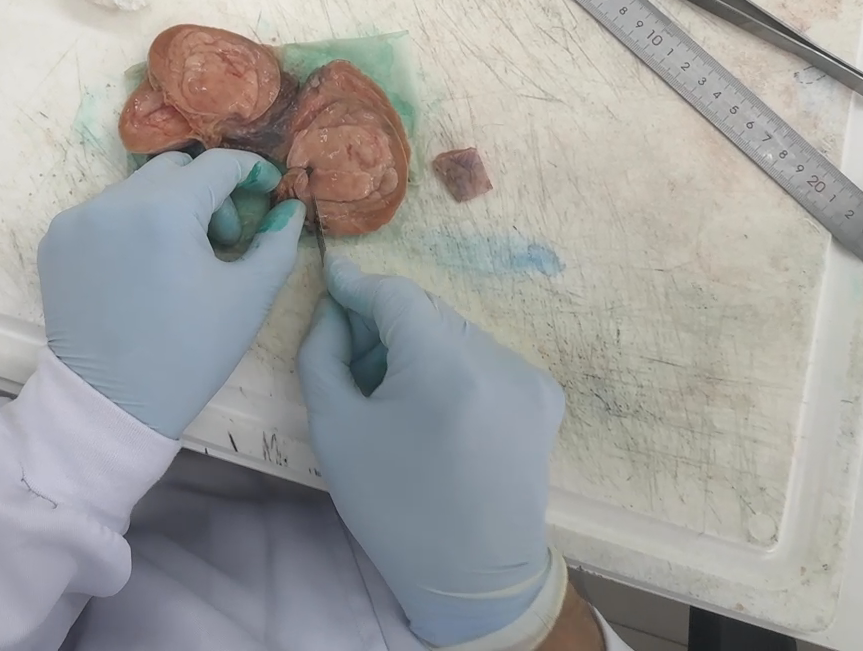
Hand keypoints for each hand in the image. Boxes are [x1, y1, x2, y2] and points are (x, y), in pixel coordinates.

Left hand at [38, 149, 302, 438]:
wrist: (109, 404)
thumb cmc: (188, 354)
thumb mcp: (246, 299)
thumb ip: (276, 244)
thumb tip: (289, 207)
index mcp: (165, 211)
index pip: (217, 164)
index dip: (249, 170)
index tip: (266, 189)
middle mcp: (115, 201)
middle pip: (175, 168)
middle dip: (207, 191)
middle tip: (221, 239)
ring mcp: (78, 218)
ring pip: (138, 188)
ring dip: (167, 206)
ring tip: (178, 258)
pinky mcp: (56, 238)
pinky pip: (104, 211)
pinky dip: (130, 224)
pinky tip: (139, 268)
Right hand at [299, 258, 565, 645]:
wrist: (475, 583)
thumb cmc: (393, 505)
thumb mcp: (333, 426)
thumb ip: (322, 351)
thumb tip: (335, 306)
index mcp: (447, 369)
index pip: (394, 294)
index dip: (355, 285)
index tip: (327, 280)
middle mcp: (497, 361)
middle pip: (421, 310)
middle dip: (378, 321)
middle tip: (346, 357)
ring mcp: (527, 377)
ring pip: (447, 329)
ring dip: (409, 342)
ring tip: (385, 390)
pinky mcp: (541, 395)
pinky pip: (474, 353)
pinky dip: (441, 361)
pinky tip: (425, 403)